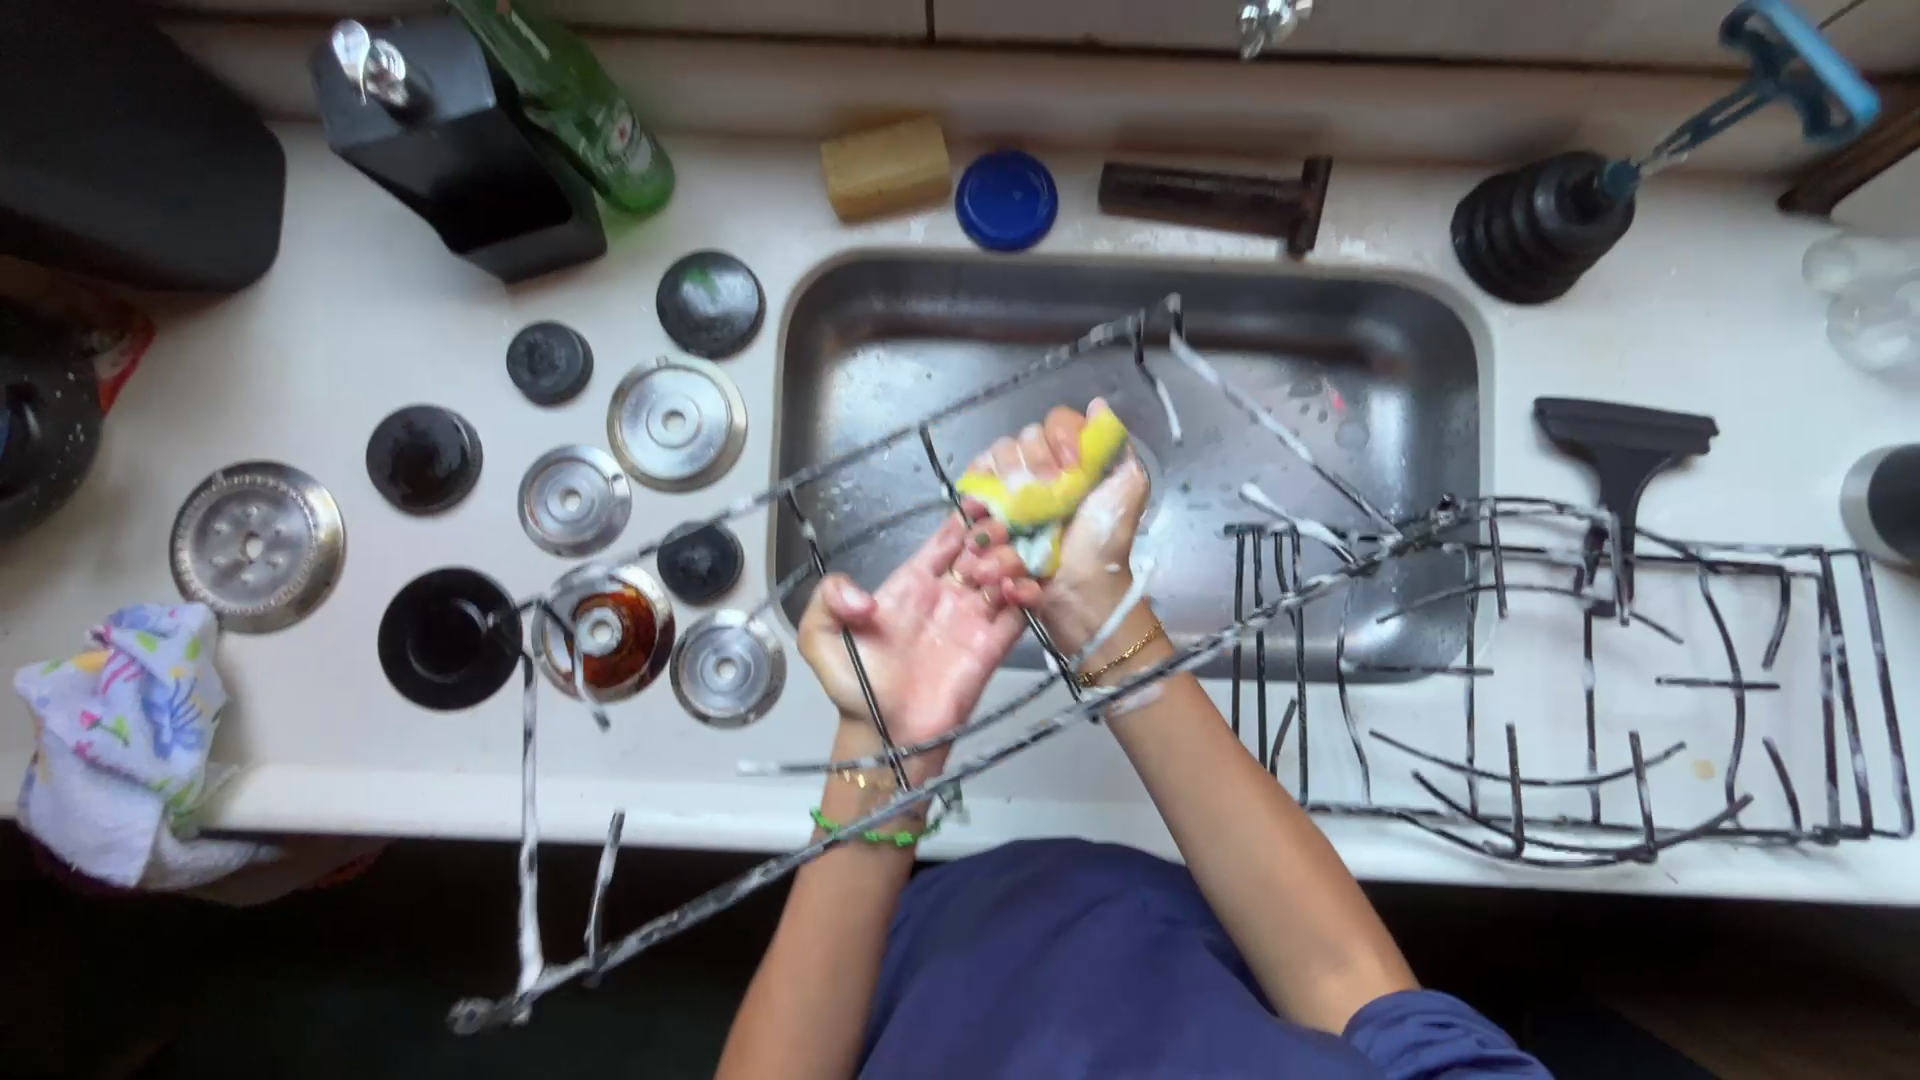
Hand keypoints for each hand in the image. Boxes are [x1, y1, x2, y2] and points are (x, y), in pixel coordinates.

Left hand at [796, 506, 1028, 753]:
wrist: (884, 738)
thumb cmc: (854, 687)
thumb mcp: (819, 637)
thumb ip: (827, 600)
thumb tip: (864, 598)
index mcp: (912, 583)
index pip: (946, 538)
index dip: (964, 517)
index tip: (980, 502)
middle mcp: (947, 594)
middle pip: (983, 548)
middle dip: (991, 537)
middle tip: (986, 546)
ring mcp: (973, 618)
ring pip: (1005, 573)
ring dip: (1009, 562)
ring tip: (994, 575)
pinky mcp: (992, 646)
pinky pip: (1019, 612)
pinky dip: (1027, 594)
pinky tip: (1016, 593)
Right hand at [963, 399, 1151, 655]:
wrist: (1079, 594)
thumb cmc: (1105, 546)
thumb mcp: (1127, 492)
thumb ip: (1115, 448)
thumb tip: (1098, 405)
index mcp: (1072, 459)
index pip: (1054, 423)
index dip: (1060, 440)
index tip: (1072, 468)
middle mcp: (1040, 469)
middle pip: (1020, 439)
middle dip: (1034, 466)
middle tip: (1048, 498)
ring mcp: (1013, 490)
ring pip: (995, 460)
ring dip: (1009, 484)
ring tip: (1019, 517)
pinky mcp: (991, 513)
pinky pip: (975, 487)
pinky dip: (980, 497)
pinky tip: (991, 515)